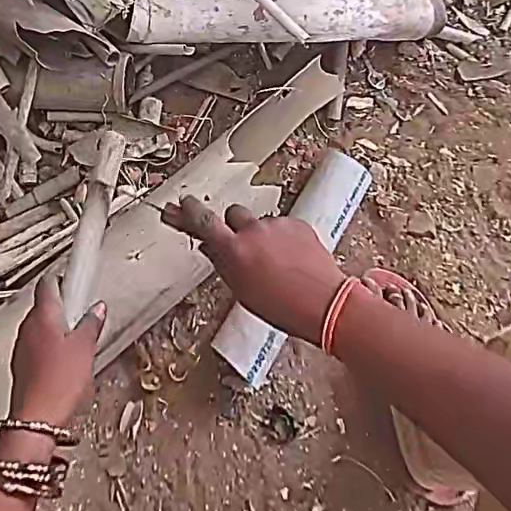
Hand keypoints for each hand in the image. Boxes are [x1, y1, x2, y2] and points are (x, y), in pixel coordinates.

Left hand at [9, 275, 104, 425]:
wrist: (36, 418)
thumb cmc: (58, 383)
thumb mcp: (85, 349)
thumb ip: (91, 325)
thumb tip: (97, 310)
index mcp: (43, 314)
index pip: (47, 283)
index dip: (60, 277)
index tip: (70, 277)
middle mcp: (28, 325)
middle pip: (43, 304)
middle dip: (60, 306)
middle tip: (78, 312)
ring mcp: (22, 344)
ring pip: (38, 325)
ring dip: (53, 327)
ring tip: (73, 340)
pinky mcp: (21, 363)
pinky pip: (35, 344)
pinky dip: (47, 345)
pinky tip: (60, 360)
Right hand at [161, 196, 346, 343]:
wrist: (330, 306)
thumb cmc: (283, 307)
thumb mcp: (243, 291)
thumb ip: (222, 264)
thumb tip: (208, 246)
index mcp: (234, 250)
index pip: (203, 221)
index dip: (188, 211)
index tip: (179, 204)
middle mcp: (252, 231)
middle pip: (233, 215)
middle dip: (235, 227)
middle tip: (244, 247)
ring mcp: (276, 225)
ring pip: (259, 222)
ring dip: (262, 235)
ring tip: (278, 262)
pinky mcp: (297, 223)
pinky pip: (282, 225)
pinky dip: (284, 238)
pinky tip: (294, 259)